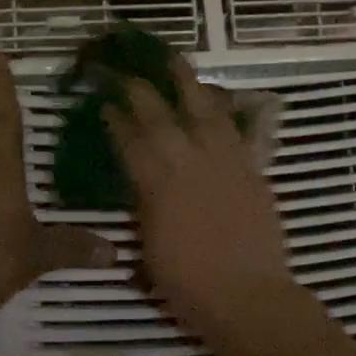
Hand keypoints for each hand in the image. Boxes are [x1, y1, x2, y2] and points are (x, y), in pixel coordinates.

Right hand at [103, 60, 306, 348]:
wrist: (249, 296)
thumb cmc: (189, 287)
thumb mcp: (149, 251)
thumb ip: (143, 212)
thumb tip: (139, 190)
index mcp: (157, 185)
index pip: (129, 140)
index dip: (115, 118)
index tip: (104, 99)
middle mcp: (189, 163)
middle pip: (162, 114)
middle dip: (141, 88)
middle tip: (127, 68)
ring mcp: (225, 161)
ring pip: (204, 109)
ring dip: (187, 82)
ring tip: (175, 59)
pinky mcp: (252, 168)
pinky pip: (235, 127)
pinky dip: (222, 107)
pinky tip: (215, 97)